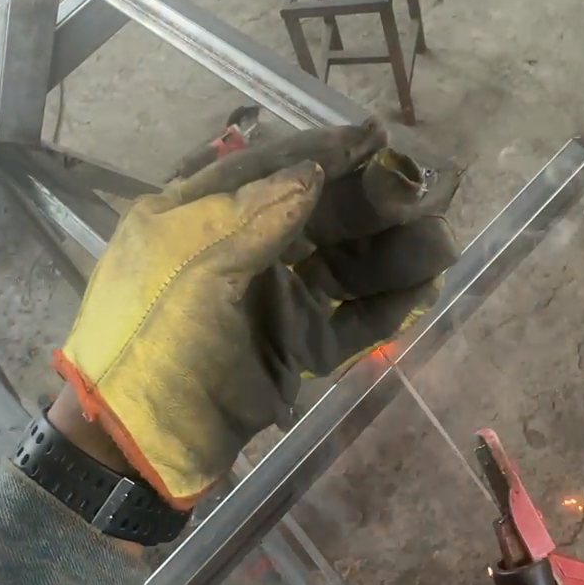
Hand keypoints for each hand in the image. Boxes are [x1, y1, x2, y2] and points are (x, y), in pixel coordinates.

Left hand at [53, 122, 457, 507]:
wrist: (140, 446)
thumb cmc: (154, 343)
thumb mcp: (191, 266)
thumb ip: (254, 215)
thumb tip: (314, 172)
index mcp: (199, 217)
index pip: (269, 169)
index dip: (324, 152)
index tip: (377, 138)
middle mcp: (239, 251)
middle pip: (317, 216)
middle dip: (372, 203)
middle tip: (427, 194)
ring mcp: (269, 302)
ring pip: (341, 268)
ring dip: (391, 255)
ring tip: (443, 244)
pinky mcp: (292, 347)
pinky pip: (348, 322)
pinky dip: (385, 308)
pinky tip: (425, 290)